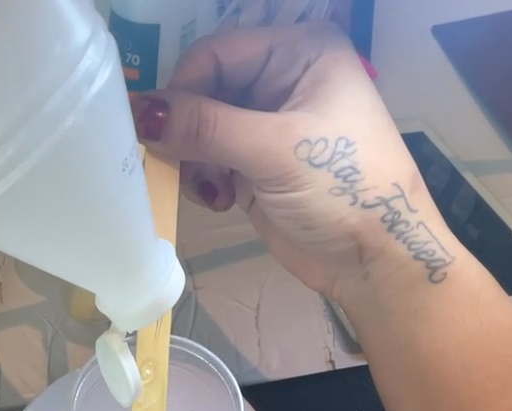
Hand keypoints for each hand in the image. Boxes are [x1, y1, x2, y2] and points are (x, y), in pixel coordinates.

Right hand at [132, 24, 453, 300]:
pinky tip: (218, 201)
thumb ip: (206, 128)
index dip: (181, 89)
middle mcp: (280, 80)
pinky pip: (208, 163)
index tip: (155, 132)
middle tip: (177, 167)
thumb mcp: (275, 151)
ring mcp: (265, 128)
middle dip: (185, 131)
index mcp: (298, 51)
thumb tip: (139, 112)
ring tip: (208, 189)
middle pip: (203, 92)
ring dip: (192, 161)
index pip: (216, 54)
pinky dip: (202, 181)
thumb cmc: (343, 189)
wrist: (372, 259)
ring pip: (200, 131)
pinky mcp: (254, 169)